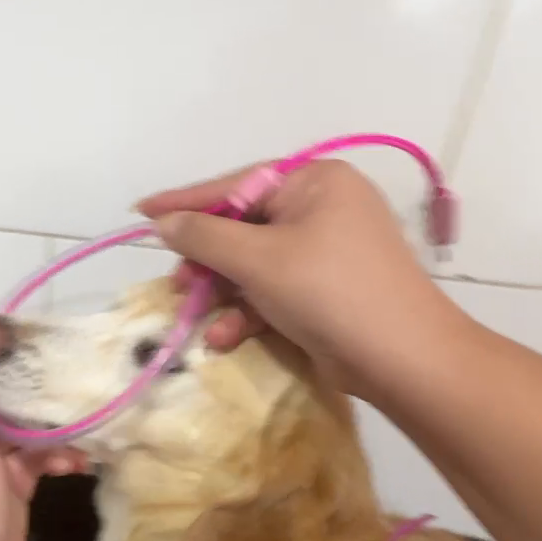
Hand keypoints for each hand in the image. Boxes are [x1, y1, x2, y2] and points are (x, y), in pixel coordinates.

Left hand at [0, 366, 85, 540]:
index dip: (7, 362)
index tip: (45, 347)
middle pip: (7, 402)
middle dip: (39, 394)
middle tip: (79, 381)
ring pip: (27, 430)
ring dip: (55, 428)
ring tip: (87, 425)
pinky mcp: (14, 486)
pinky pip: (39, 459)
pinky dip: (60, 457)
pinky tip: (81, 462)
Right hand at [138, 160, 468, 400]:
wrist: (401, 358)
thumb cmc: (328, 291)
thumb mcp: (257, 259)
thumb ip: (204, 236)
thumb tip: (164, 222)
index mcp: (314, 182)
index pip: (234, 185)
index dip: (184, 202)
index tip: (140, 212)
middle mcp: (321, 207)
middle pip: (240, 227)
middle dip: (206, 261)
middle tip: (176, 284)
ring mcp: (324, 250)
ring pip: (251, 263)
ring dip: (221, 293)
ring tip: (195, 314)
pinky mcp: (323, 288)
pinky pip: (271, 290)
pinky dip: (246, 312)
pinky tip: (225, 337)